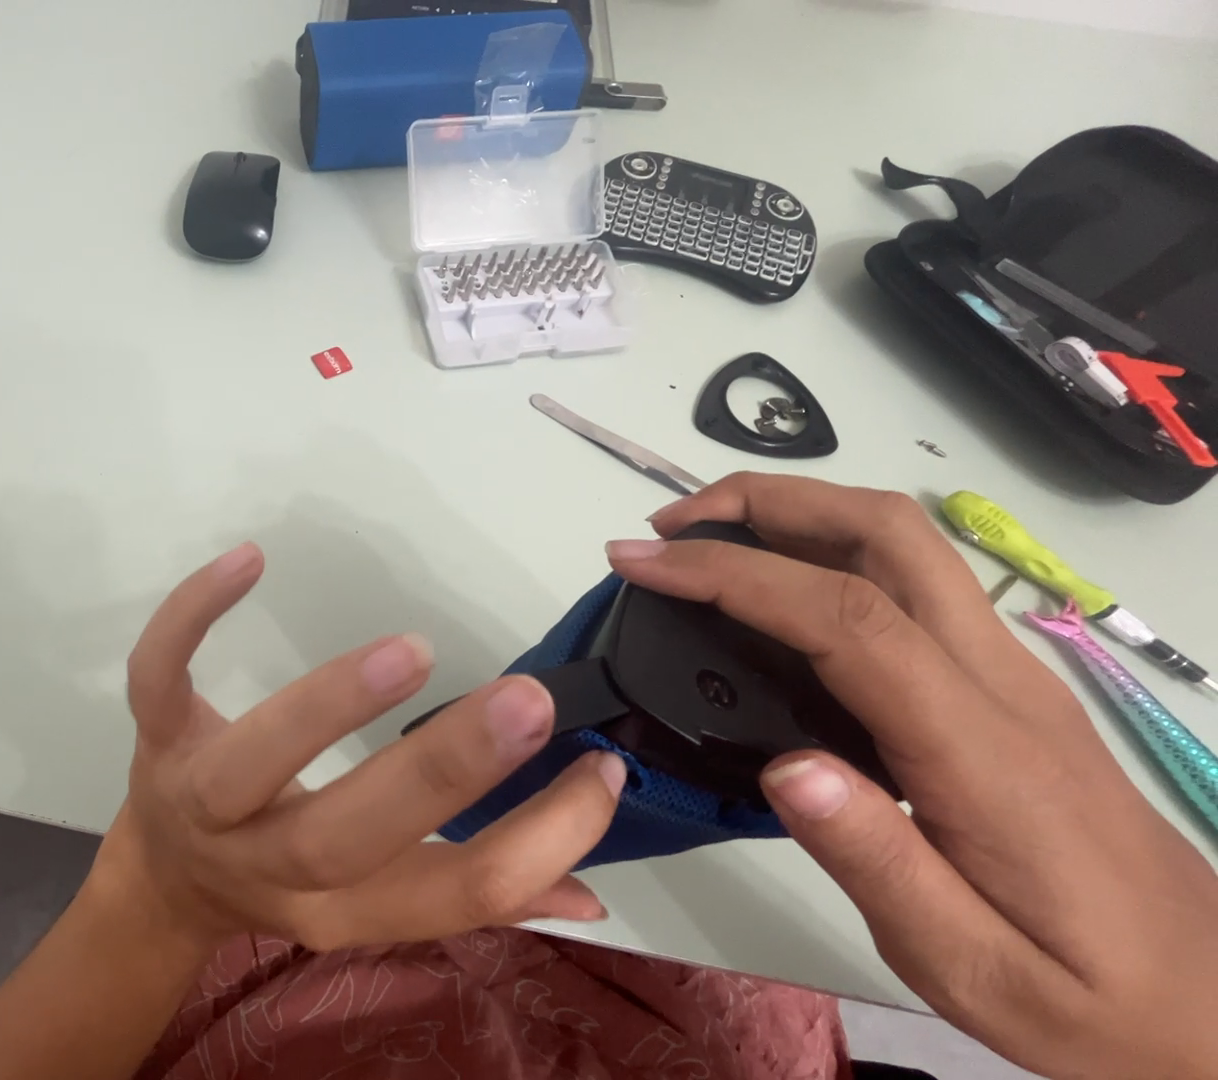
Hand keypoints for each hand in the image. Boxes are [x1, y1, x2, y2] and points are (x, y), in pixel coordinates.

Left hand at [84, 542, 625, 955]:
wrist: (163, 880)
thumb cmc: (282, 878)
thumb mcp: (368, 903)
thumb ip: (466, 888)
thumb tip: (590, 897)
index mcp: (336, 909)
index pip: (445, 897)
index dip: (537, 845)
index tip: (600, 768)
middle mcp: (264, 863)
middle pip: (343, 838)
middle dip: (438, 774)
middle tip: (528, 702)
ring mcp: (199, 797)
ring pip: (254, 762)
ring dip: (331, 706)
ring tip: (413, 652)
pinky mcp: (155, 737)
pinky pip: (157, 675)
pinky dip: (193, 617)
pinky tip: (249, 559)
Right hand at [607, 473, 1217, 1079]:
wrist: (1217, 1012)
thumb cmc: (1084, 995)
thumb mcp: (971, 967)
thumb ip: (874, 862)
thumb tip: (782, 765)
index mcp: (980, 747)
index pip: (845, 618)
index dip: (732, 573)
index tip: (640, 563)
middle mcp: (997, 679)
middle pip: (886, 533)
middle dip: (762, 502)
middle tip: (666, 528)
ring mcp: (1002, 670)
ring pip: (899, 540)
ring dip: (789, 513)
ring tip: (696, 544)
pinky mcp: (993, 680)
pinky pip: (902, 577)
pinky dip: (816, 549)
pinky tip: (764, 592)